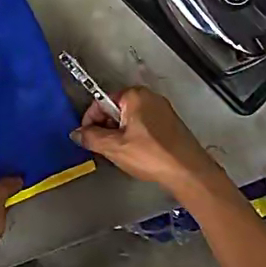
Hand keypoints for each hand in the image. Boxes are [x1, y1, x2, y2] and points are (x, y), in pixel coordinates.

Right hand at [72, 86, 223, 193]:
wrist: (187, 170)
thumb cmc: (152, 155)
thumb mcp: (114, 147)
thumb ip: (91, 137)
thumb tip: (78, 133)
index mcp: (135, 96)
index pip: (101, 101)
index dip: (90, 120)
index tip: (85, 136)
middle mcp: (150, 97)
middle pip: (116, 109)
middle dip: (106, 128)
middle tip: (103, 147)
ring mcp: (162, 110)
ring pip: (130, 119)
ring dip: (120, 134)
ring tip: (120, 154)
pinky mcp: (169, 124)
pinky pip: (144, 126)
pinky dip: (135, 137)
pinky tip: (136, 155)